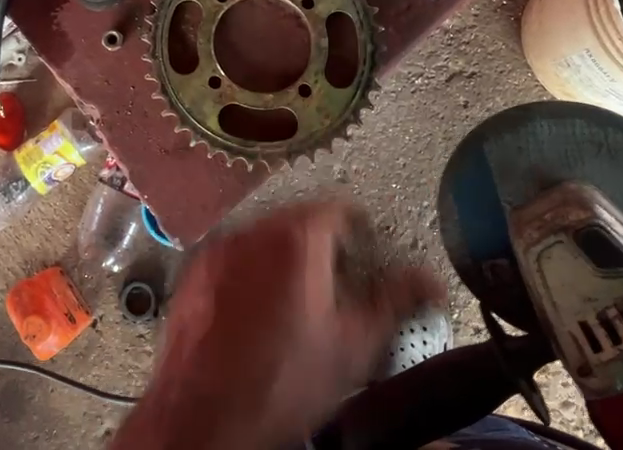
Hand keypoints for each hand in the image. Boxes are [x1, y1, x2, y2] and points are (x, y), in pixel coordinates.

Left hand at [111, 200, 441, 449]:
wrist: (205, 415)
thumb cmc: (280, 383)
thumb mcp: (354, 346)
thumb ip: (395, 301)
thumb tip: (427, 280)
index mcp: (298, 237)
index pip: (339, 207)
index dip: (360, 228)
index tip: (368, 249)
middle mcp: (254, 230)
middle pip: (299, 218)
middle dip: (322, 244)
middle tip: (337, 280)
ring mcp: (219, 248)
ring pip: (263, 236)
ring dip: (284, 256)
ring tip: (298, 300)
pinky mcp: (195, 271)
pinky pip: (232, 256)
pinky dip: (249, 270)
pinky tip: (257, 309)